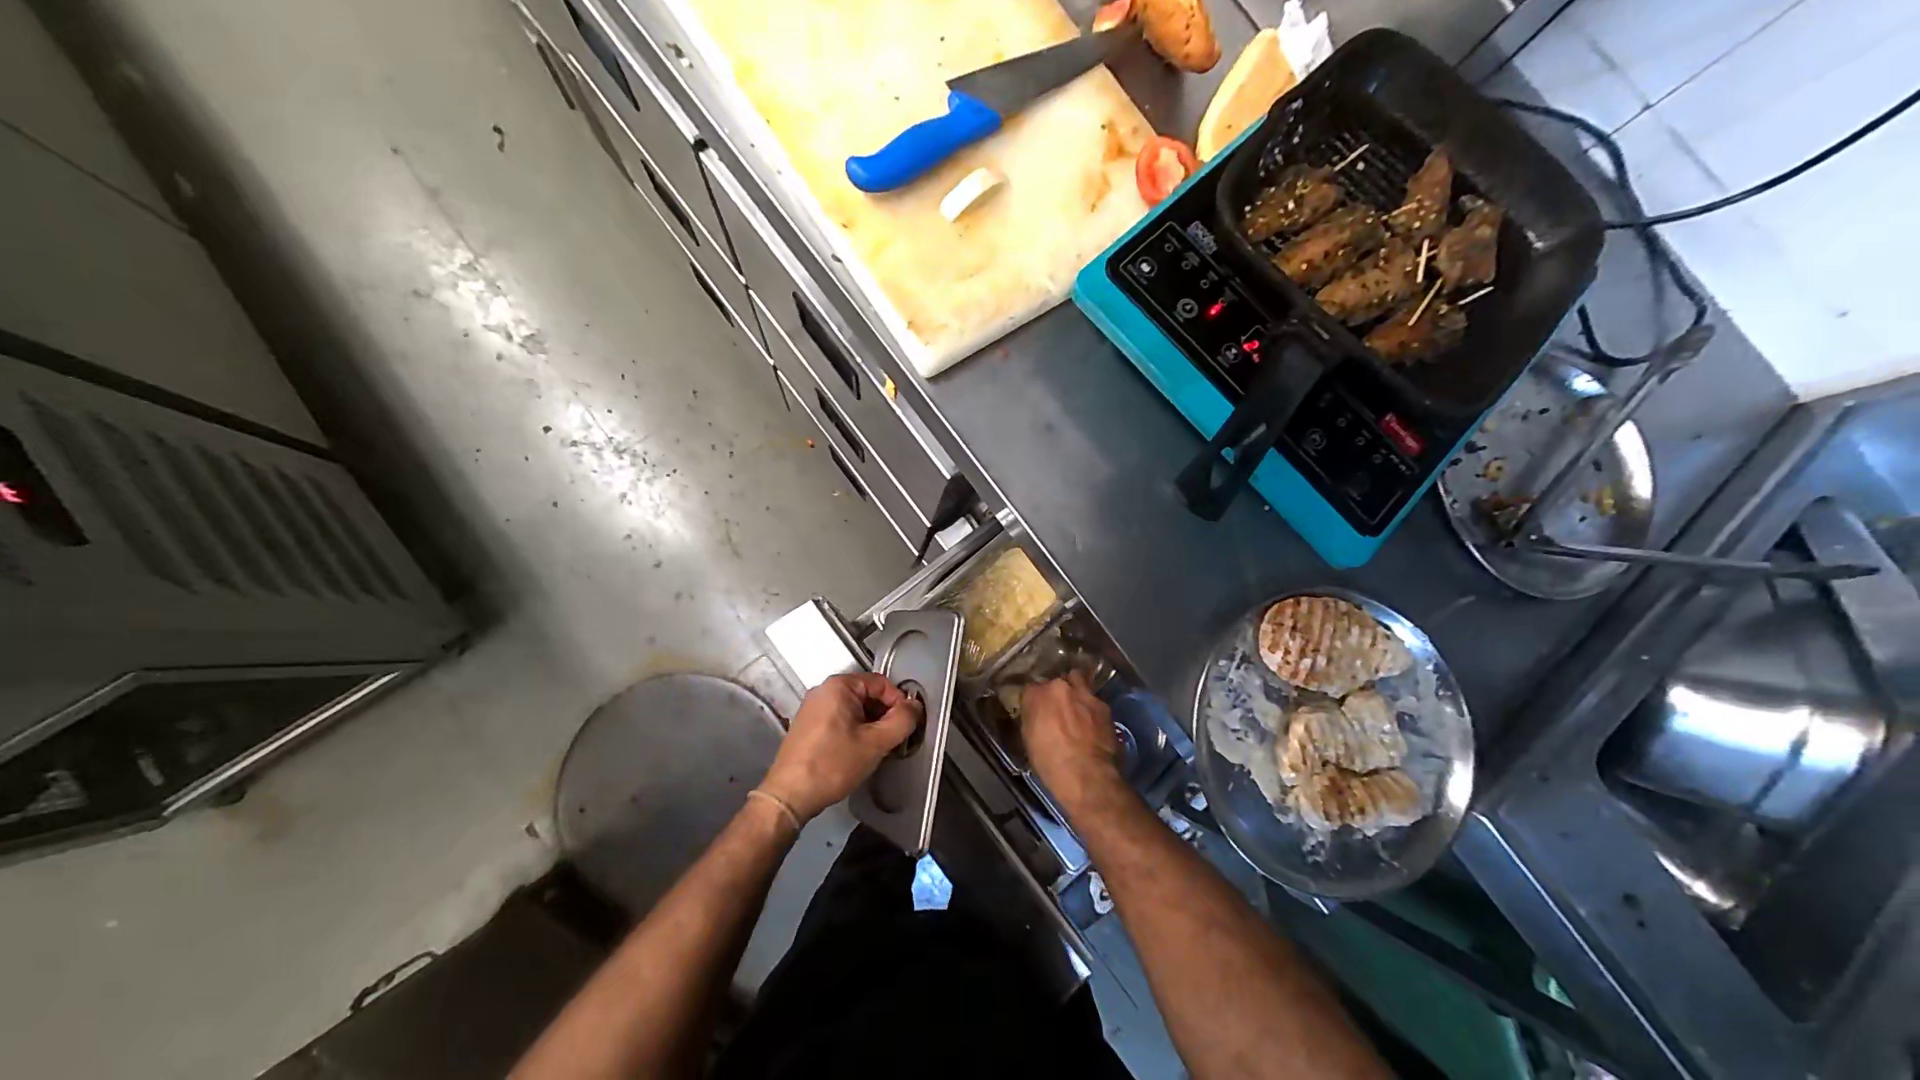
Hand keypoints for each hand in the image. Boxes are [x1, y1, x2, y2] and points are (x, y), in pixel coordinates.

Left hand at [761, 673, 922, 821]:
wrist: (790, 795)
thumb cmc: (833, 764)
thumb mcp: (875, 743)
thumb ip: (902, 721)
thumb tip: (914, 707)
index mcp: (838, 686)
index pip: (881, 683)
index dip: (899, 701)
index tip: (907, 724)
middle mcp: (822, 690)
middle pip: (867, 694)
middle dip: (884, 714)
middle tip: (894, 739)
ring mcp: (812, 708)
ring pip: (853, 709)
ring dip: (870, 725)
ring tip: (877, 748)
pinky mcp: (807, 726)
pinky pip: (839, 719)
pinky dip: (854, 730)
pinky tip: (857, 752)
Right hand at [1020, 673, 1123, 811]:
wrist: (1086, 774)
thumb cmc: (1049, 762)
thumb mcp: (1029, 740)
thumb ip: (1033, 719)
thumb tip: (1038, 716)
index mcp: (1036, 696)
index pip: (1030, 689)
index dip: (1034, 702)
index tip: (1037, 712)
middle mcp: (1059, 687)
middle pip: (1055, 683)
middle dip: (1056, 694)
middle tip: (1058, 710)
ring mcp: (1083, 693)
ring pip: (1078, 681)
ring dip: (1076, 691)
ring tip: (1078, 708)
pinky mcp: (1103, 705)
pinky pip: (1094, 700)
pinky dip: (1092, 708)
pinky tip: (1094, 723)